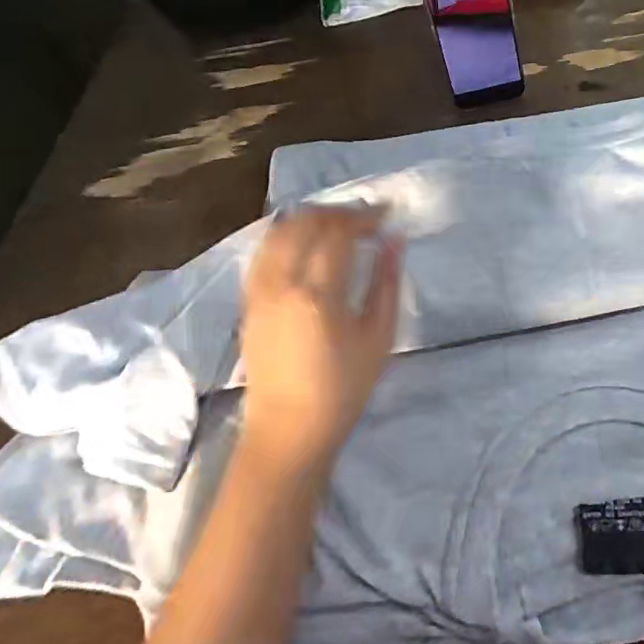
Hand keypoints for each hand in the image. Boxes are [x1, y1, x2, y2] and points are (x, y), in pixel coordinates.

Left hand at [239, 207, 402, 461]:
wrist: (288, 431)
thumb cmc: (343, 387)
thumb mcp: (379, 335)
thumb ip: (386, 281)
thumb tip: (395, 239)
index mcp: (318, 294)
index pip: (339, 232)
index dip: (363, 217)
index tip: (384, 217)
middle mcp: (281, 284)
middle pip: (304, 223)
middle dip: (336, 212)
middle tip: (363, 220)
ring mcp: (258, 292)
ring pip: (278, 233)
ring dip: (309, 220)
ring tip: (336, 229)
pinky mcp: (248, 303)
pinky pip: (264, 253)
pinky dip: (287, 238)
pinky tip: (306, 248)